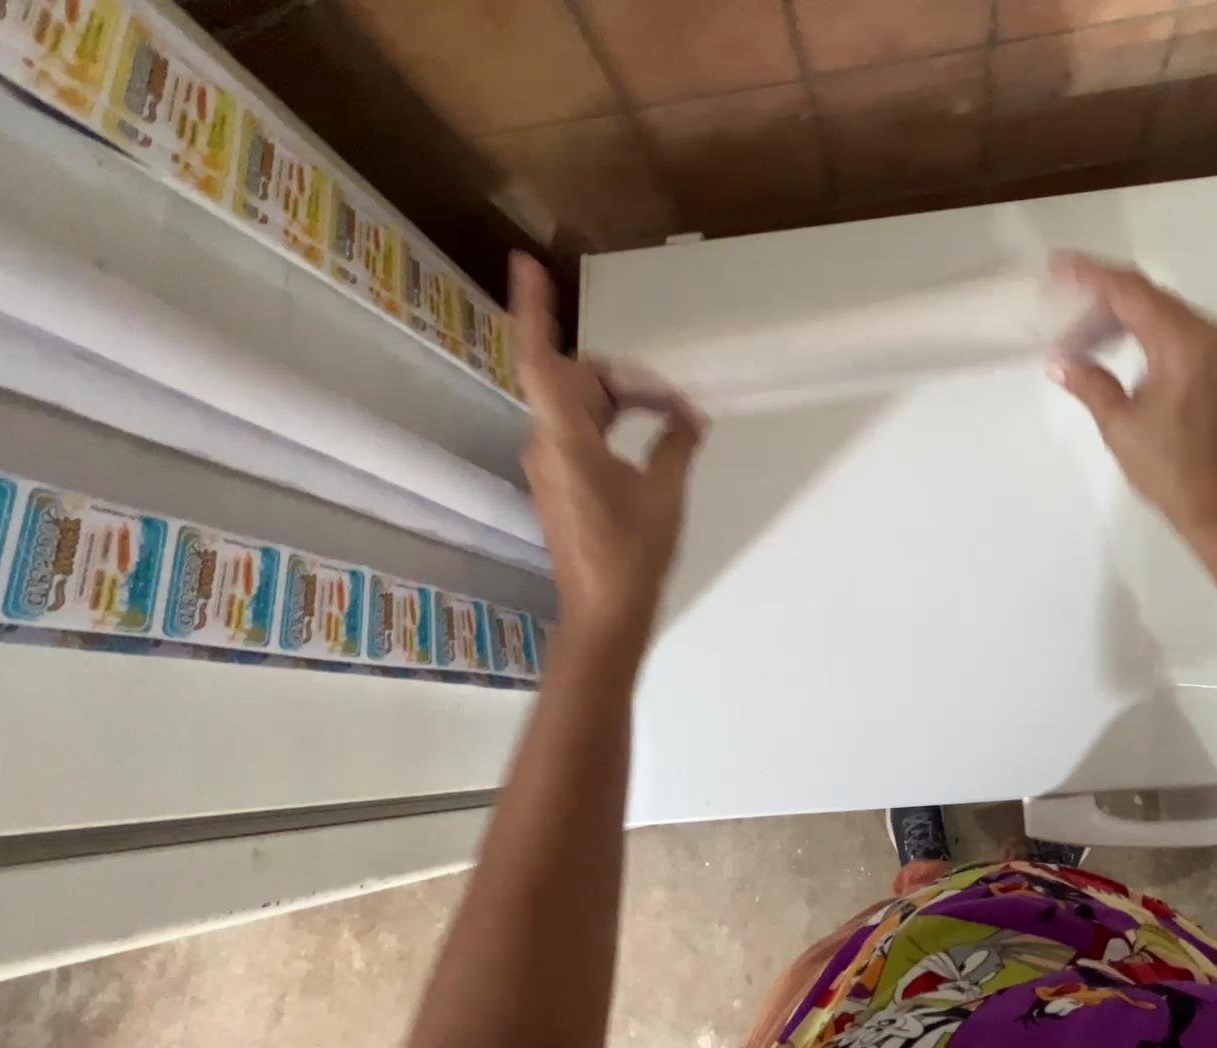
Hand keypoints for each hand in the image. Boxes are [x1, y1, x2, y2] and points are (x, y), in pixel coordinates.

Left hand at [510, 253, 704, 637]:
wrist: (604, 613)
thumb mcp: (665, 492)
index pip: (541, 363)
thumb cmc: (635, 553)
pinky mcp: (562, 485)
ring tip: (673, 419)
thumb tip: (690, 417)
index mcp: (567, 441)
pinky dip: (615, 426)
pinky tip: (653, 440)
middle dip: (624, 379)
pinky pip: (583, 435)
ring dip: (623, 404)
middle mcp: (547, 446)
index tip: (526, 265)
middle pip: (575, 383)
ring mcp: (551, 467)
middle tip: (676, 400)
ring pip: (581, 410)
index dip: (533, 312)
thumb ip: (676, 444)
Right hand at [1049, 253, 1216, 535]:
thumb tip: (1059, 361)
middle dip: (1102, 293)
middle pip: (1148, 295)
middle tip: (1060, 297)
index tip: (1057, 265)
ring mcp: (1215, 346)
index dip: (1092, 275)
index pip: (1131, 293)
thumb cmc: (1167, 465)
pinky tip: (1108, 343)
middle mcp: (1205, 333)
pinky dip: (1138, 329)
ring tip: (1077, 327)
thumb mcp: (1119, 424)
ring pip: (1159, 311)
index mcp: (1182, 343)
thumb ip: (1089, 383)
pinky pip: (1171, 329)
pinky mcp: (1215, 362)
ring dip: (1119, 313)